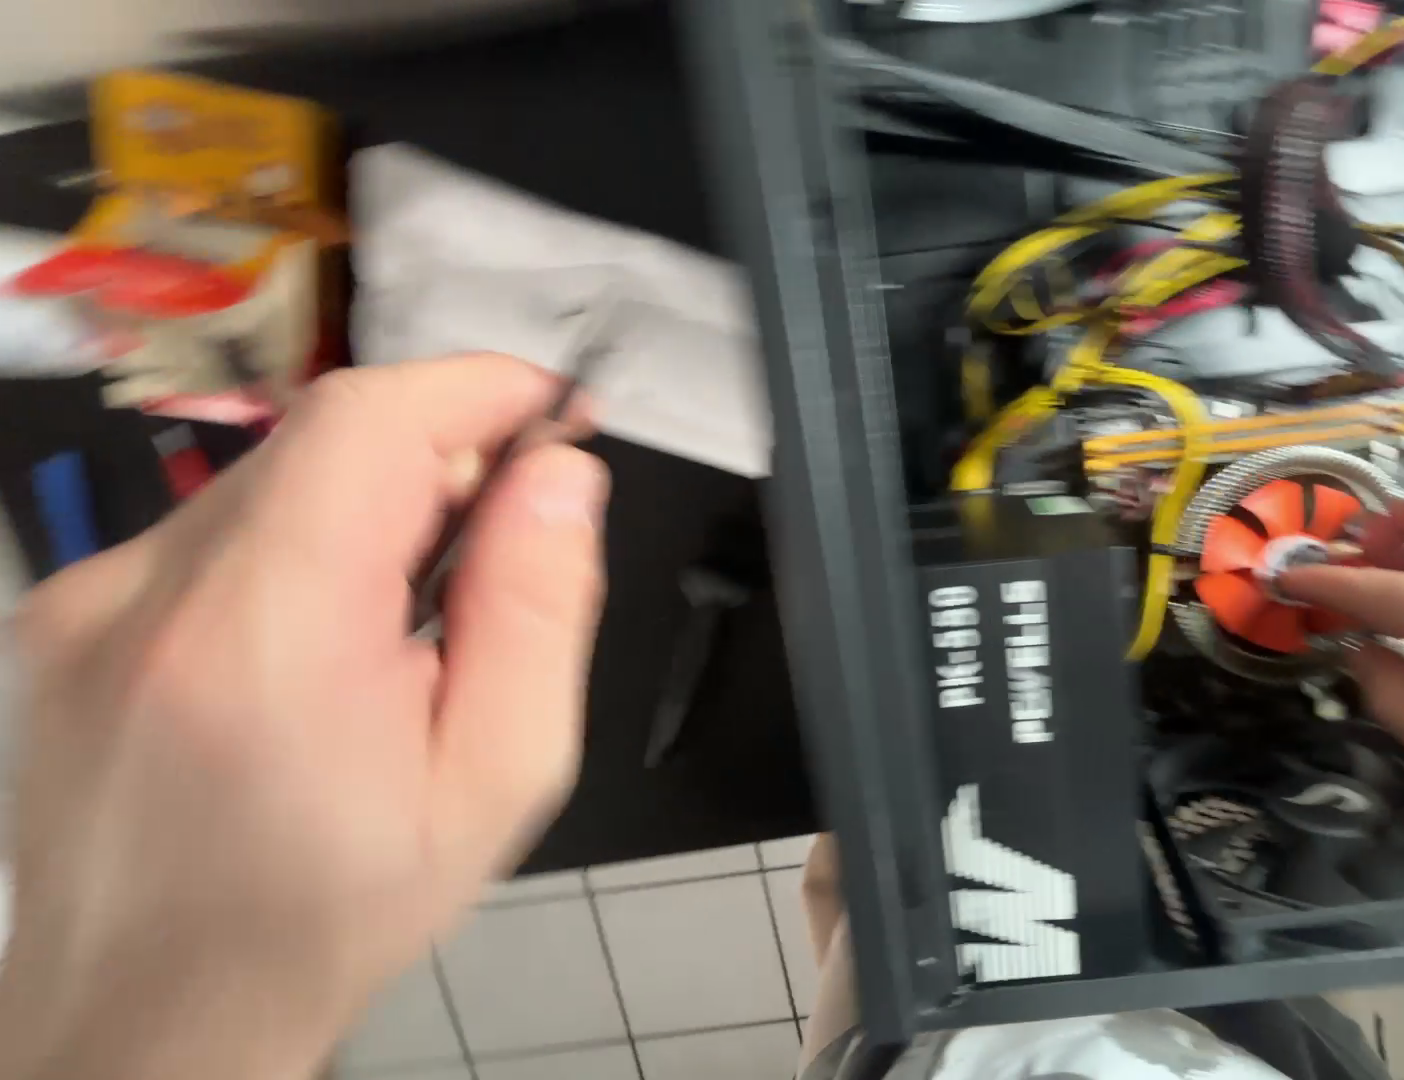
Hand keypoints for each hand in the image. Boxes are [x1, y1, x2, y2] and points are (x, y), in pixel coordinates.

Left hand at [0, 355, 607, 1079]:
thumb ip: (539, 607)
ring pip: (286, 470)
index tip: (558, 409)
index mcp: (267, 635)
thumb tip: (560, 480)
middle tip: (528, 516)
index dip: (479, 388)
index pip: (368, 424)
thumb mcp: (505, 763)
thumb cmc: (353, 899)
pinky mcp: (83, 613)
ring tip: (450, 586)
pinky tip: (371, 609)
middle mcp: (149, 594)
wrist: (162, 1016)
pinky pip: (239, 517)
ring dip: (397, 490)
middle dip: (454, 446)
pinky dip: (334, 526)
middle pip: (329, 436)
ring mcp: (93, 599)